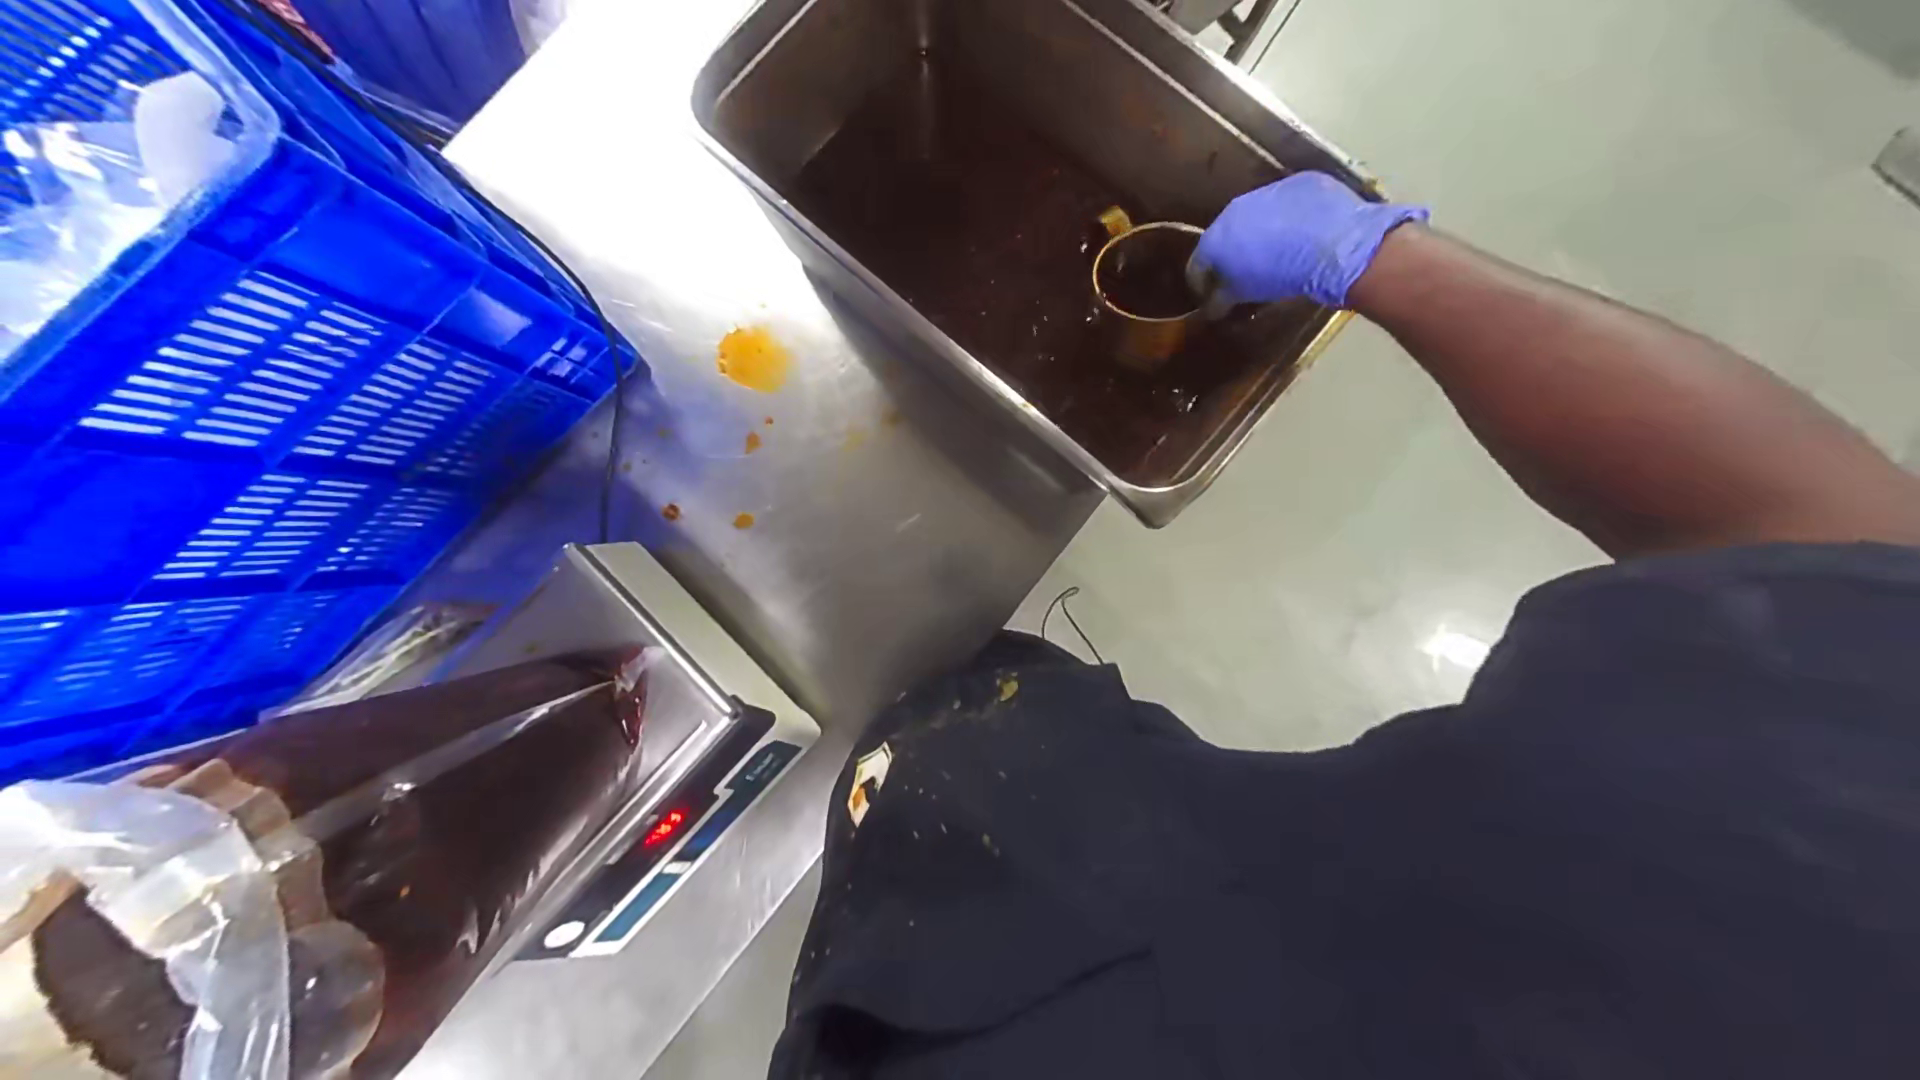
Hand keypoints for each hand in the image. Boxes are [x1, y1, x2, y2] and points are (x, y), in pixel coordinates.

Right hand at [1191, 173, 1430, 308]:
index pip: (1196, 265)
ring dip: (1257, 234)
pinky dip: (1287, 218)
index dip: (1202, 284)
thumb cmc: (1278, 275)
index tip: (1212, 296)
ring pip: (1253, 216)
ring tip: (1275, 253)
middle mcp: (1233, 210)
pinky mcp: (1298, 182)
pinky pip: (1285, 203)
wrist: (1333, 245)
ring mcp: (1266, 191)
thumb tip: (1211, 307)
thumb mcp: (1242, 294)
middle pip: (1224, 236)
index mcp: (1214, 239)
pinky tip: (1301, 234)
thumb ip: (1219, 300)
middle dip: (1230, 255)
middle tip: (1243, 273)